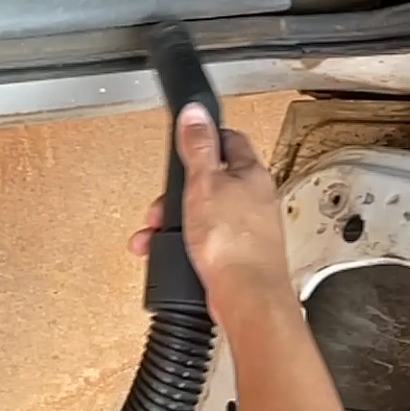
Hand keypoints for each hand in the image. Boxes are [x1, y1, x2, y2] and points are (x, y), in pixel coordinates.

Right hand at [129, 103, 291, 315]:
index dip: (203, 137)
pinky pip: (203, 240)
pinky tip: (171, 252)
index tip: (185, 141)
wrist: (246, 298)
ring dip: (174, 222)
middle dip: (177, 192)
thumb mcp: (204, 184)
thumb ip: (198, 147)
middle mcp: (254, 198)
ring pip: (202, 212)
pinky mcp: (236, 254)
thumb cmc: (233, 244)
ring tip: (156, 233)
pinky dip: (181, 245)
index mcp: (251, 173)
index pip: (228, 139)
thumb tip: (195, 112)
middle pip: (209, 179)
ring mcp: (246, 228)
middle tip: (162, 204)